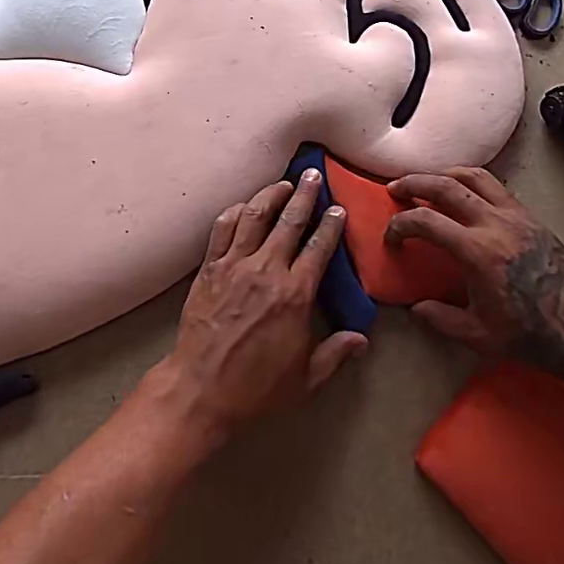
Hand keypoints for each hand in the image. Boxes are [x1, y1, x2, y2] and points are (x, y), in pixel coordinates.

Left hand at [148, 169, 368, 443]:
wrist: (201, 388)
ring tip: (282, 183)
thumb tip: (362, 339)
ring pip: (254, 216)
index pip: (319, 247)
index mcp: (295, 294)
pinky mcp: (209, 268)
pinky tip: (243, 206)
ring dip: (270, 195)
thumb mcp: (306, 378)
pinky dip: (234, 212)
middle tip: (312, 175)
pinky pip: (222, 230)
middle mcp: (266, 270)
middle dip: (304, 194)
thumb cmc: (256, 387)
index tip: (337, 208)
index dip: (330, 224)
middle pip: (289, 221)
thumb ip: (336, 354)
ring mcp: (234, 265)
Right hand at [384, 166, 563, 378]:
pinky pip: (497, 188)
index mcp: (477, 251)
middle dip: (414, 183)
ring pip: (474, 177)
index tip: (391, 237)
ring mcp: (517, 217)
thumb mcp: (478, 335)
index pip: (424, 221)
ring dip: (444, 174)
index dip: (399, 225)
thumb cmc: (533, 336)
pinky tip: (466, 196)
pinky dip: (472, 183)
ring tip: (428, 182)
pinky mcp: (533, 218)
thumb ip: (440, 318)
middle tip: (395, 189)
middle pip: (445, 185)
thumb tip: (416, 307)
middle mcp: (496, 224)